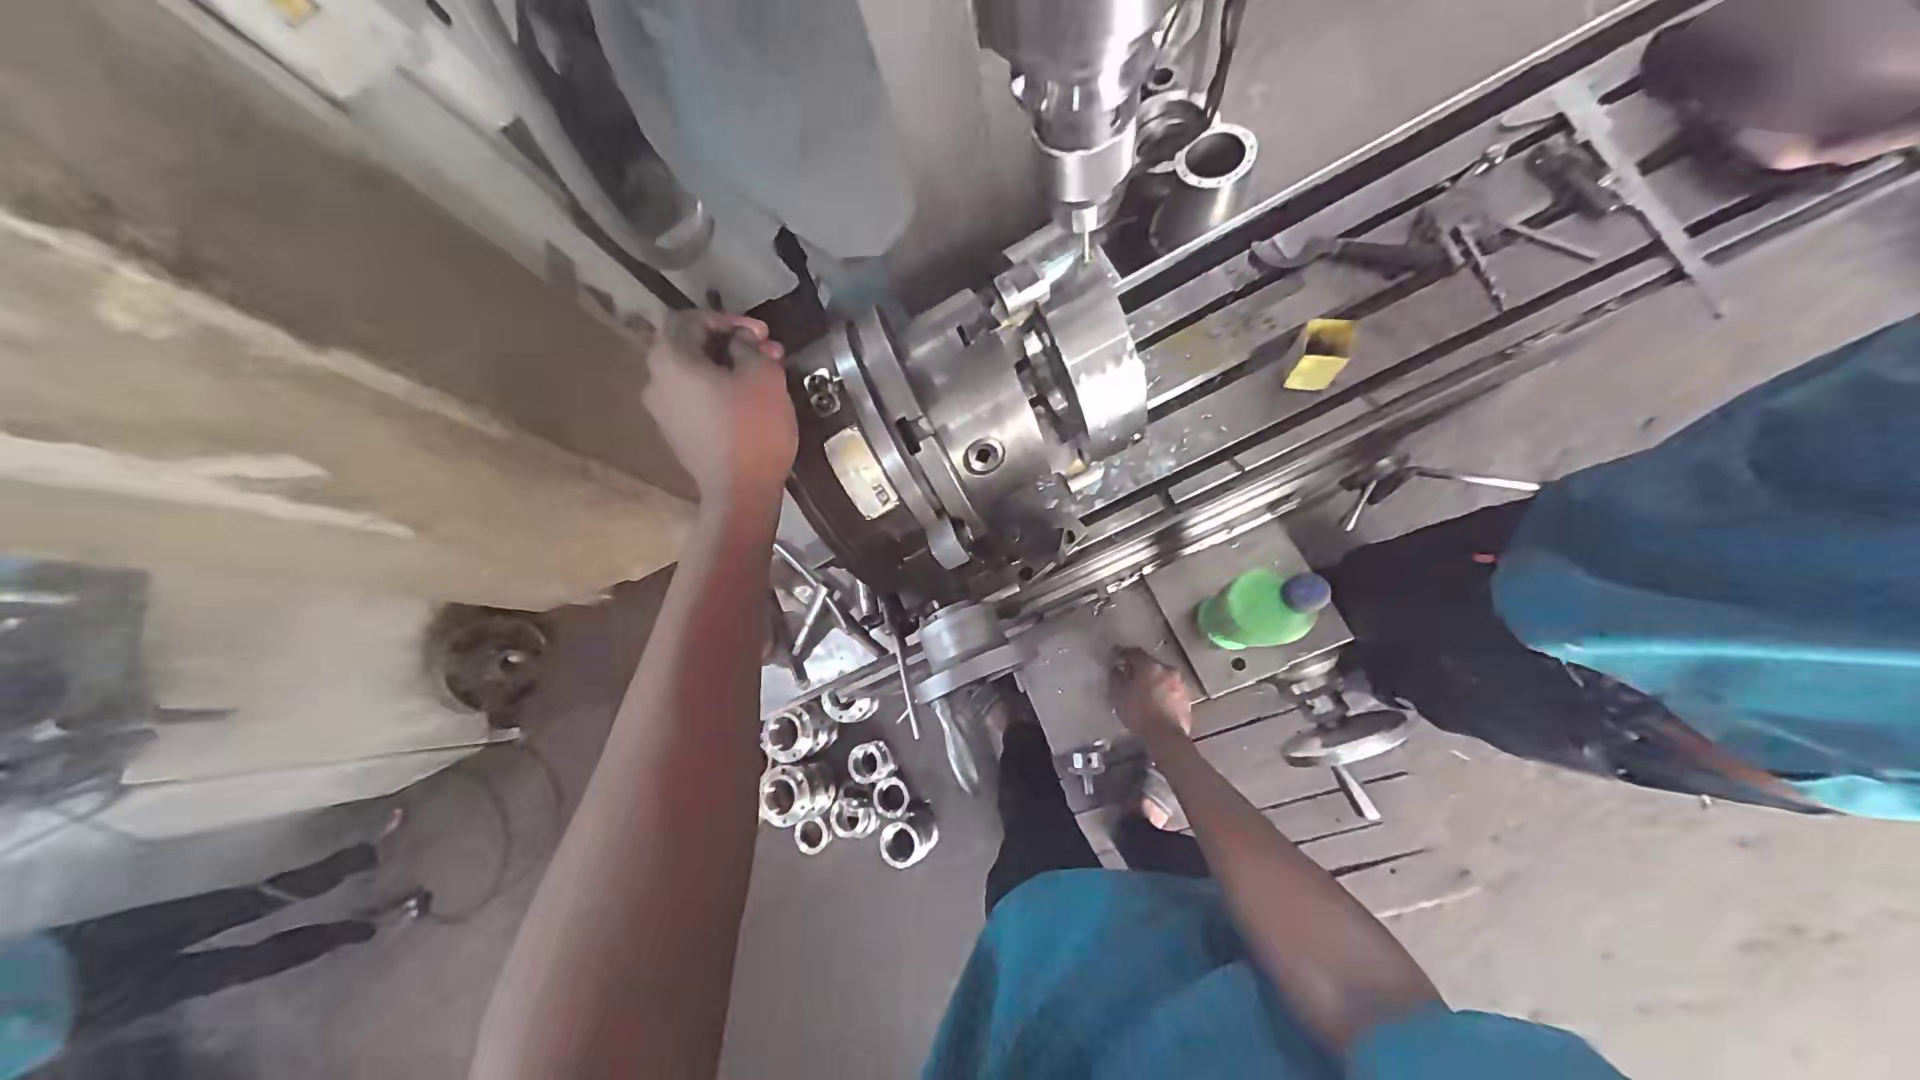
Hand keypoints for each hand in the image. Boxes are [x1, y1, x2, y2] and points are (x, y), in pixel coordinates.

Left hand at [641, 312, 794, 511]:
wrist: (740, 492)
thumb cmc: (752, 428)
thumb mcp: (763, 376)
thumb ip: (749, 347)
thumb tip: (740, 343)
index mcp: (670, 359)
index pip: (688, 319)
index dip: (727, 319)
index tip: (760, 332)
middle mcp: (655, 382)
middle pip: (689, 347)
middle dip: (729, 344)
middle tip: (766, 351)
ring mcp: (663, 412)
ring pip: (694, 376)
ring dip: (727, 368)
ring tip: (762, 375)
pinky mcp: (677, 436)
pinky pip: (695, 401)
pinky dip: (719, 392)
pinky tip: (747, 401)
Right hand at [1109, 647, 1192, 739]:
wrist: (1166, 736)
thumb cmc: (1139, 713)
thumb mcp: (1118, 695)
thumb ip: (1116, 678)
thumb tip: (1117, 668)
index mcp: (1150, 666)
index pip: (1135, 652)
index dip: (1123, 653)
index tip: (1116, 657)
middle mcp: (1167, 670)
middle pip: (1151, 664)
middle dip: (1140, 668)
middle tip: (1130, 675)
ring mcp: (1180, 684)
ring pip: (1163, 676)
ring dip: (1153, 680)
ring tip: (1144, 691)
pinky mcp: (1187, 698)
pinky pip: (1171, 689)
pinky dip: (1163, 692)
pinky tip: (1156, 702)